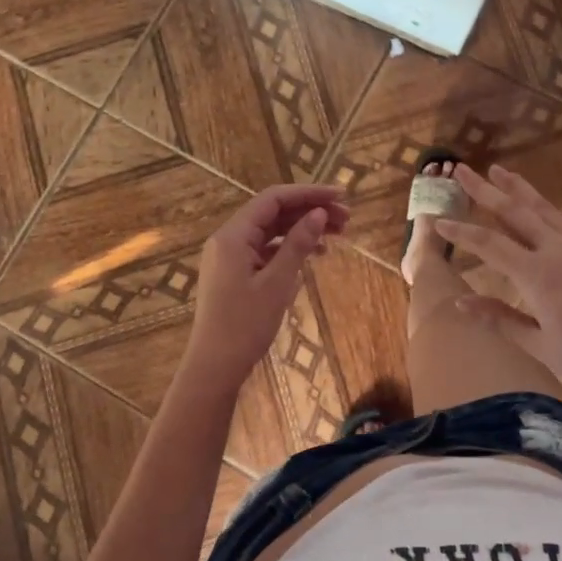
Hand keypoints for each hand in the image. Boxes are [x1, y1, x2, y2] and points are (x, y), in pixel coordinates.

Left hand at [184, 184, 348, 390]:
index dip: (308, 193)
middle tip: (346, 219)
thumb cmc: (245, 325)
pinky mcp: (235, 274)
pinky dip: (290, 248)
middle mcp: (228, 239)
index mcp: (233, 236)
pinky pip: (265, 250)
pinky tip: (315, 255)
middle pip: (273, 213)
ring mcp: (230, 257)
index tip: (340, 196)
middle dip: (309, 211)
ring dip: (302, 229)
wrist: (215, 366)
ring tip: (338, 235)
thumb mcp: (277, 283)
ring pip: (271, 231)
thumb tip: (318, 213)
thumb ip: (297, 244)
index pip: (273, 199)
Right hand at [435, 165, 561, 395]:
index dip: (461, 232)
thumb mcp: (537, 344)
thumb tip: (459, 303)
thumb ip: (499, 318)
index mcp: (536, 275)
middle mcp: (557, 252)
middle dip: (485, 191)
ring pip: (546, 210)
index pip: (489, 245)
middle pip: (514, 214)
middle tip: (463, 171)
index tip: (438, 219)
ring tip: (501, 169)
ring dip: (522, 188)